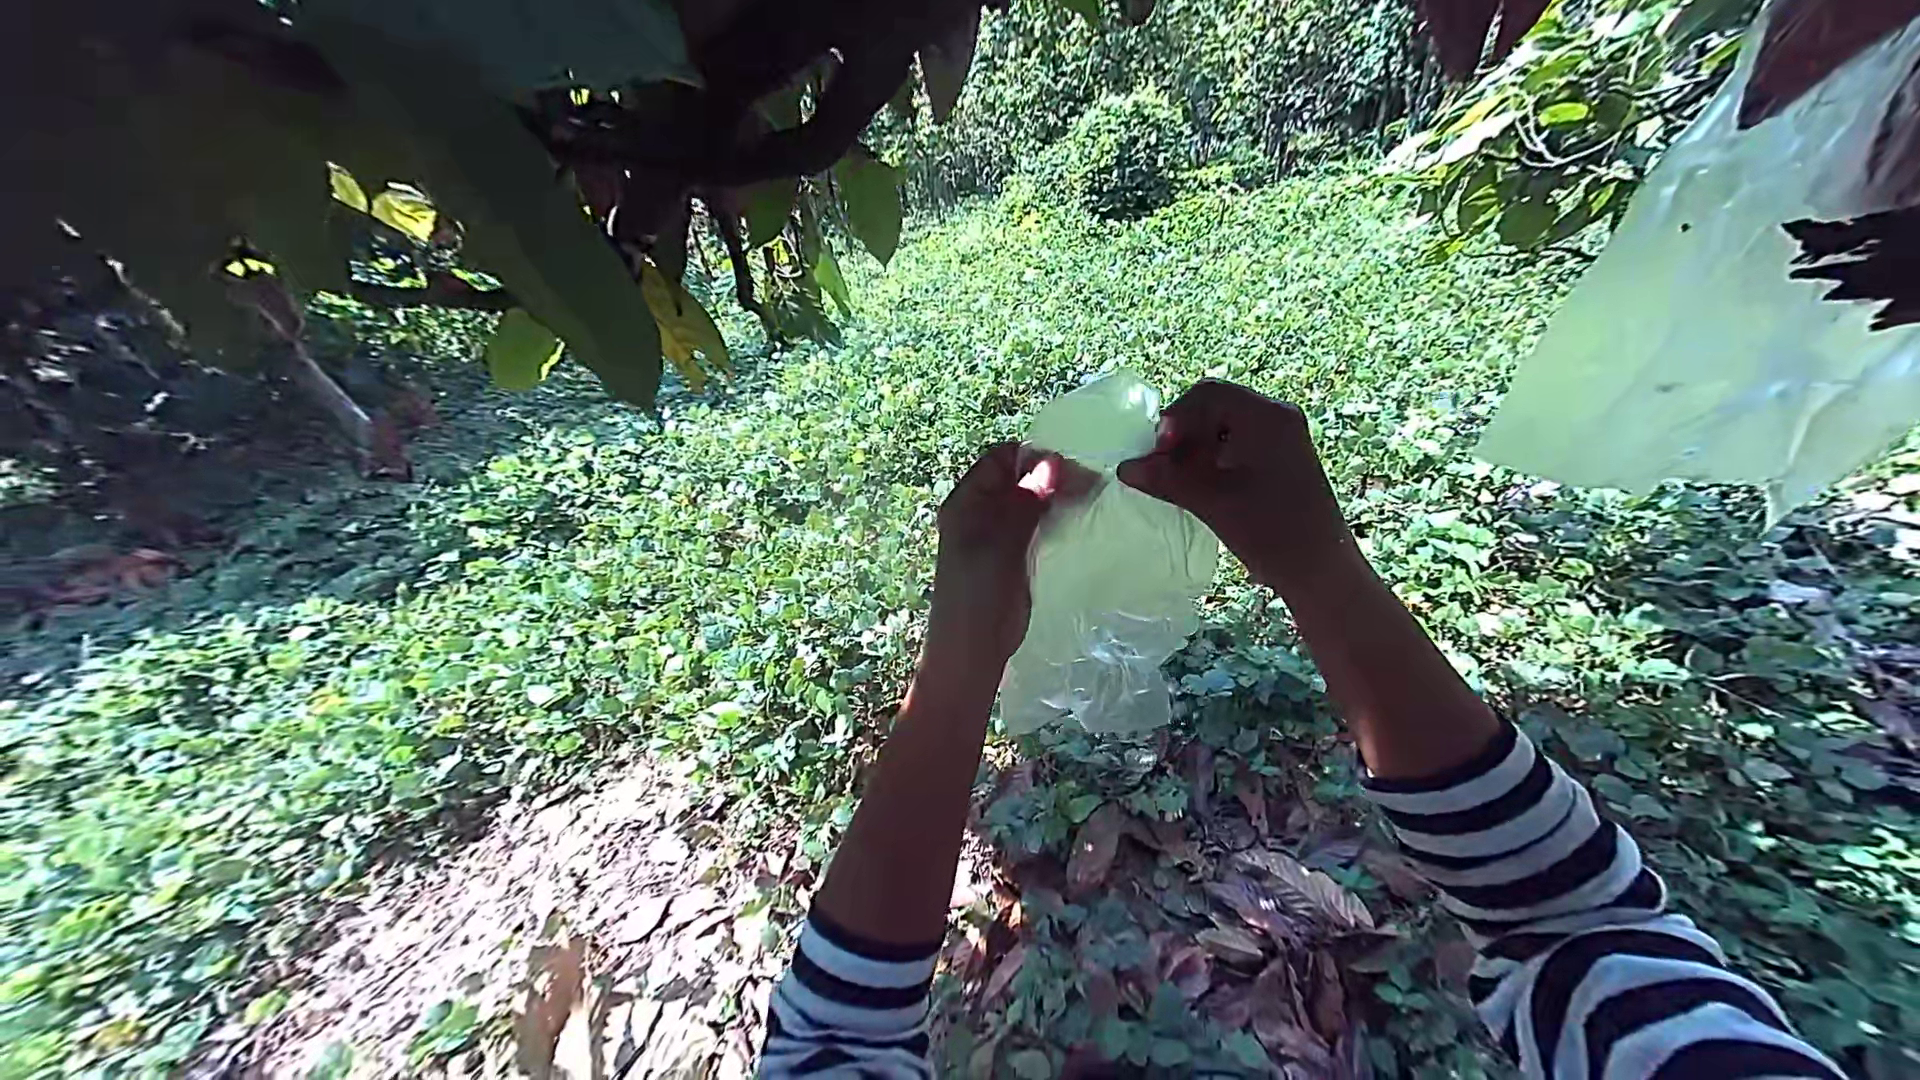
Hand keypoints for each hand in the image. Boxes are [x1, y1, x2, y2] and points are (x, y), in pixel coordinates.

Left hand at [928, 442, 1089, 667]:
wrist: (973, 648)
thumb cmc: (977, 593)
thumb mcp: (1000, 543)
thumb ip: (1024, 503)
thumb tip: (1052, 463)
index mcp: (967, 501)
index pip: (1000, 459)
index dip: (1033, 457)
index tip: (1070, 465)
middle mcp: (983, 511)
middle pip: (1020, 478)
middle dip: (1052, 476)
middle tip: (1092, 485)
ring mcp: (1001, 533)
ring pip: (1033, 501)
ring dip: (1059, 497)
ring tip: (1094, 499)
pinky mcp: (1018, 554)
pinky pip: (1040, 525)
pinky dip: (1059, 519)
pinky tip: (1083, 521)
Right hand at [1117, 379, 1354, 590]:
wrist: (1320, 571)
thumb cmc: (1269, 530)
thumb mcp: (1210, 501)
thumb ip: (1165, 478)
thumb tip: (1125, 467)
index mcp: (1266, 417)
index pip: (1206, 395)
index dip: (1174, 419)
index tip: (1160, 452)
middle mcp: (1277, 418)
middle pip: (1214, 408)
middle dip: (1182, 435)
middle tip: (1163, 468)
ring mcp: (1281, 439)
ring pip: (1222, 429)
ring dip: (1194, 450)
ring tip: (1178, 481)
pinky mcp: (1280, 461)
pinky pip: (1235, 446)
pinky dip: (1211, 461)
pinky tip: (1199, 487)